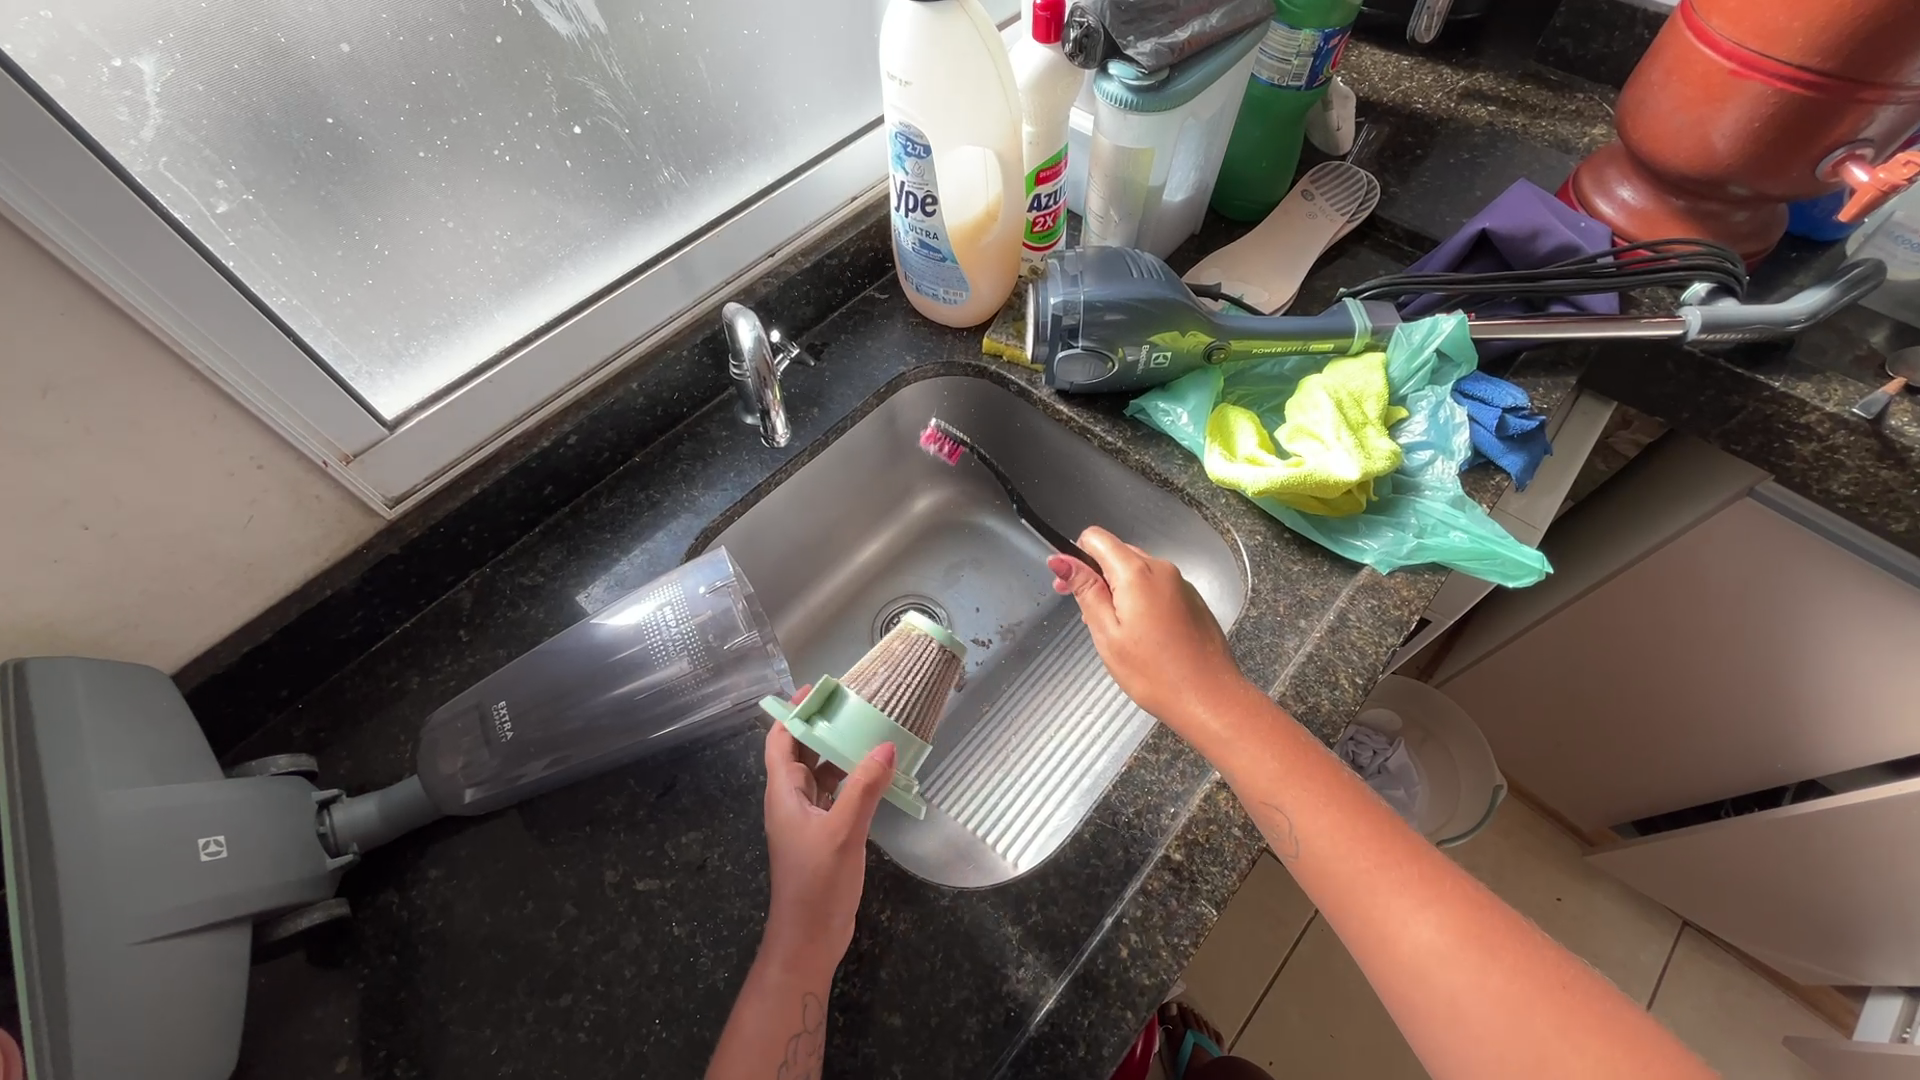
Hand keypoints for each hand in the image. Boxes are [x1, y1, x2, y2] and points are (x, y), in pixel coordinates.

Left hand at [760, 711, 896, 969]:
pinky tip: (875, 774)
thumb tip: (887, 745)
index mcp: (784, 794)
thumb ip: (865, 787)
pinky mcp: (823, 835)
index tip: (816, 690)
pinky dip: (850, 780)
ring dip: (838, 754)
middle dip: (821, 728)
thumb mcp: (843, 831)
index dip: (793, 714)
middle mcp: (791, 801)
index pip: (779, 742)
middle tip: (853, 705)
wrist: (810, 938)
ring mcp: (807, 819)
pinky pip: (834, 795)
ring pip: (820, 774)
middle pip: (801, 753)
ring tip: (868, 731)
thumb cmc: (817, 882)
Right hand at [1048, 526, 1252, 734]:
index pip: (1096, 538)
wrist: (1209, 699)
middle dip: (1096, 577)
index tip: (1069, 586)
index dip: (1076, 557)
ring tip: (1115, 633)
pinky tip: (1141, 636)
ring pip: (1137, 572)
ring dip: (1118, 591)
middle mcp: (1162, 569)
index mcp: (1137, 572)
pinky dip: (1141, 601)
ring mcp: (1181, 584)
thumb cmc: (1154, 673)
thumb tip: (1061, 560)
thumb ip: (1085, 590)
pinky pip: (1157, 588)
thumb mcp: (1106, 632)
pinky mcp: (1192, 601)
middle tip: (1087, 616)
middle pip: (1118, 554)